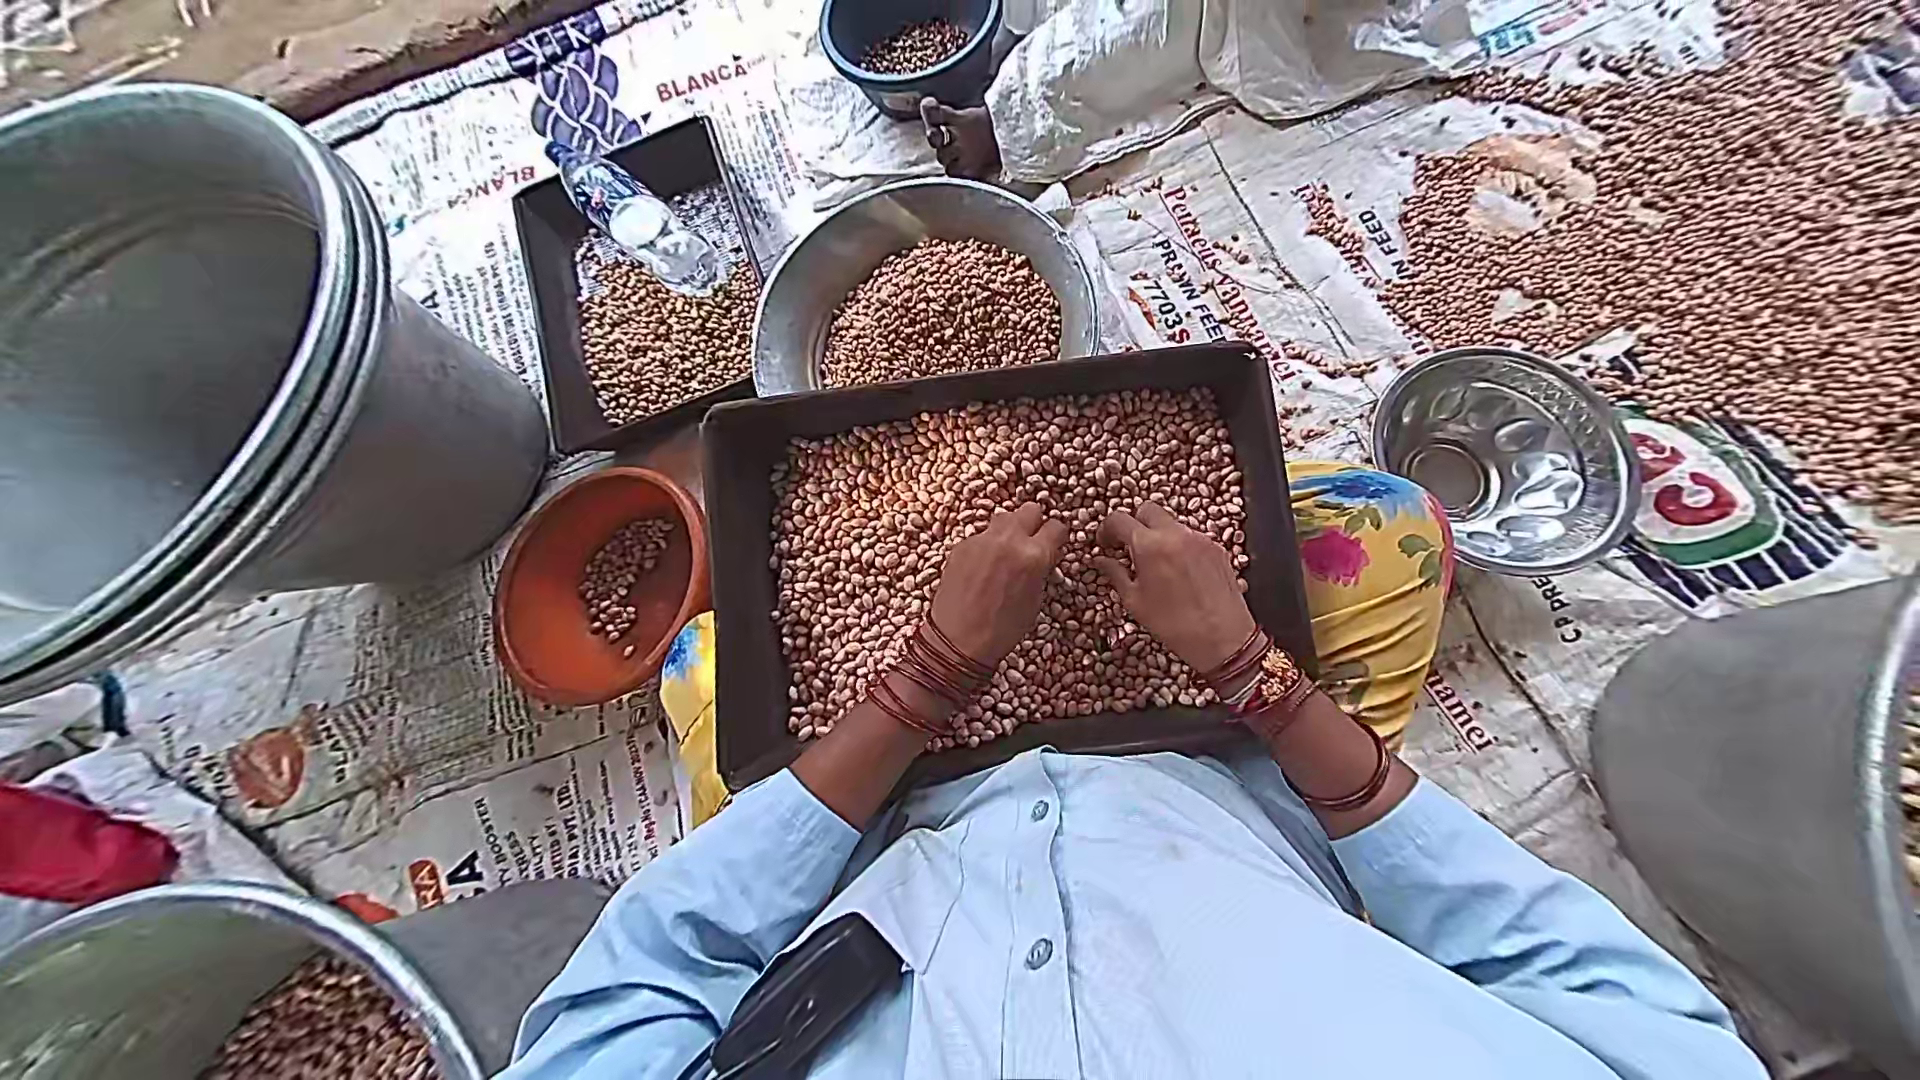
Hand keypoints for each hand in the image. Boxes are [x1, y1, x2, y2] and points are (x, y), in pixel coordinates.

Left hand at [929, 502, 1067, 665]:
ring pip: (1004, 517)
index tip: (1054, 541)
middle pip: (1030, 510)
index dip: (1057, 536)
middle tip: (1031, 540)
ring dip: (1010, 529)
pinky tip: (983, 566)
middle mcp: (1008, 540)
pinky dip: (987, 545)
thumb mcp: (1034, 600)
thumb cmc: (1000, 629)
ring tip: (1007, 551)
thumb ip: (1041, 569)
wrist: (958, 640)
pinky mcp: (962, 544)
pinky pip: (982, 535)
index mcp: (1034, 556)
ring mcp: (982, 540)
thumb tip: (1043, 555)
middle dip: (1034, 523)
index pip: (1056, 527)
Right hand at [1095, 502, 1257, 672]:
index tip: (1105, 542)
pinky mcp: (1216, 548)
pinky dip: (1178, 546)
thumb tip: (1101, 560)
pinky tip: (1176, 570)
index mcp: (1149, 546)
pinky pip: (1190, 537)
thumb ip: (1115, 573)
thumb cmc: (1175, 625)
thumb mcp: (1134, 601)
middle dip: (1133, 524)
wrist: (1223, 639)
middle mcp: (1176, 535)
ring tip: (1153, 563)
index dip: (1106, 529)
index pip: (1119, 519)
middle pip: (1146, 510)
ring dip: (1156, 535)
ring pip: (1170, 523)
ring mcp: (1199, 539)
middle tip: (1127, 546)